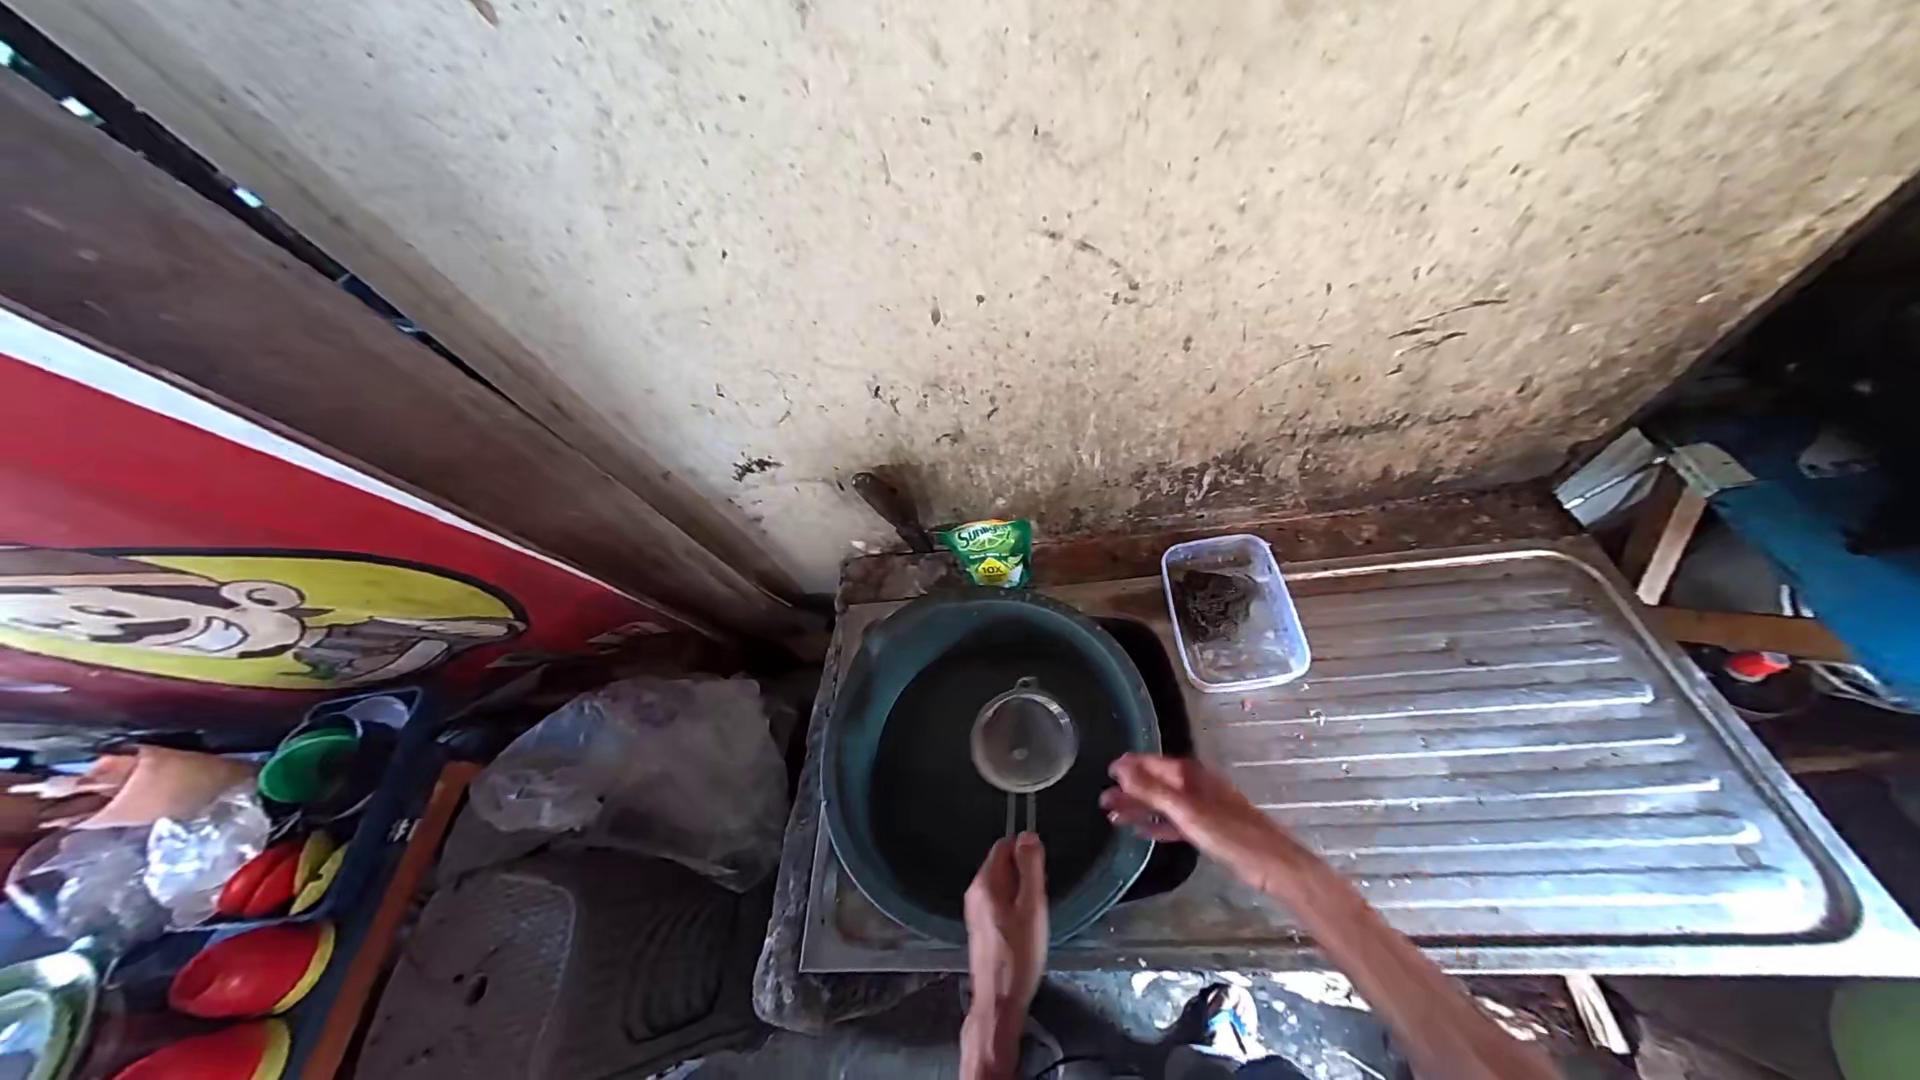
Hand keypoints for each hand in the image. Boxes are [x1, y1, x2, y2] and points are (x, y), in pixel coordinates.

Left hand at [964, 832, 1047, 1014]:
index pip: (1004, 845)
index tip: (1041, 875)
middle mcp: (974, 891)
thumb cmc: (1019, 954)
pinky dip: (1013, 908)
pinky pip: (998, 903)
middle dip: (1025, 874)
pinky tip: (1024, 930)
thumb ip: (1031, 868)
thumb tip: (1028, 834)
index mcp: (985, 881)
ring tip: (1035, 918)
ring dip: (1021, 892)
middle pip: (1002, 864)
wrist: (998, 1003)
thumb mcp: (1033, 907)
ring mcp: (974, 911)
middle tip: (1040, 900)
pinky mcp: (979, 928)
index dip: (1026, 852)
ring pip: (1002, 884)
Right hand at [1101, 753, 1303, 894]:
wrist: (1276, 865)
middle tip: (1103, 800)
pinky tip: (1143, 832)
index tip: (1105, 771)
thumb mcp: (1186, 812)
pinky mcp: (1209, 827)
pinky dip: (1158, 824)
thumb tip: (1121, 767)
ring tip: (1114, 817)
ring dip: (1139, 808)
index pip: (1152, 763)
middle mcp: (1195, 784)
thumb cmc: (1231, 835)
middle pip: (1155, 783)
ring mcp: (1203, 806)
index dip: (1128, 766)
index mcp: (1190, 774)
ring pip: (1163, 802)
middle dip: (1129, 790)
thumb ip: (1152, 790)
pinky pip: (1175, 821)